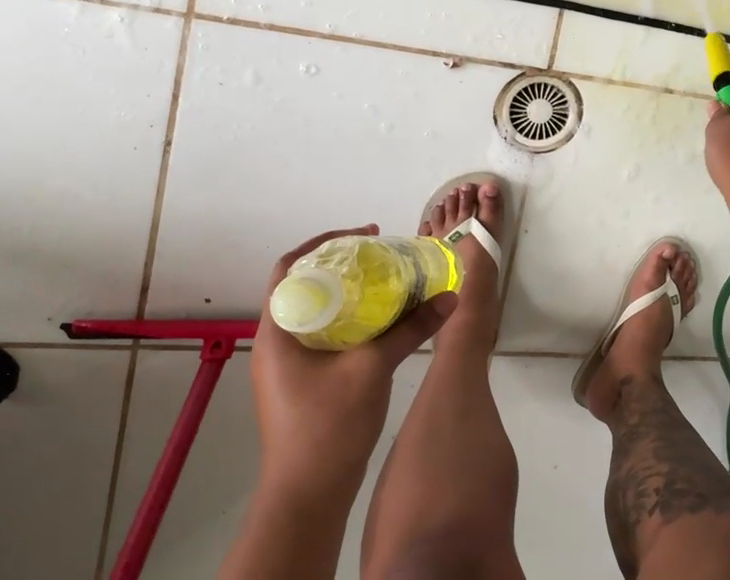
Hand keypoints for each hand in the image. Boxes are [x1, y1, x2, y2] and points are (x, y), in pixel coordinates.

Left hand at [251, 225, 456, 491]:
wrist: (308, 493)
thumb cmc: (328, 425)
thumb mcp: (373, 368)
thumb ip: (411, 329)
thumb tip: (451, 297)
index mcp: (279, 331)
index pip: (290, 268)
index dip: (325, 243)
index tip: (366, 235)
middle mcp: (278, 342)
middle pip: (307, 286)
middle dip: (347, 266)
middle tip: (387, 256)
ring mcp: (290, 365)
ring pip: (320, 312)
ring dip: (353, 293)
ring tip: (393, 283)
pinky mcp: (306, 381)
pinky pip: (329, 334)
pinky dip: (356, 319)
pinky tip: (387, 322)